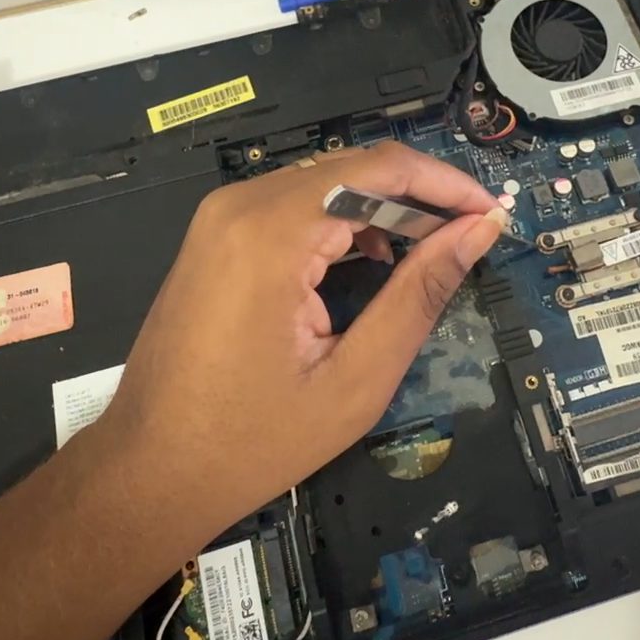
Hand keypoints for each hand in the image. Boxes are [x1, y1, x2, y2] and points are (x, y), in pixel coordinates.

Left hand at [94, 141, 506, 543]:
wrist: (149, 470)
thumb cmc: (250, 440)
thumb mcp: (355, 378)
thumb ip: (420, 294)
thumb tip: (475, 233)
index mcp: (271, 233)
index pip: (379, 170)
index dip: (445, 183)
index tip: (489, 212)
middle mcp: (240, 206)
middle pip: (352, 169)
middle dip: (417, 198)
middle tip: (464, 239)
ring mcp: (221, 216)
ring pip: (324, 183)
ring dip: (381, 209)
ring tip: (424, 253)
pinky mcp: (216, 233)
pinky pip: (293, 203)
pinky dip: (340, 220)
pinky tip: (367, 259)